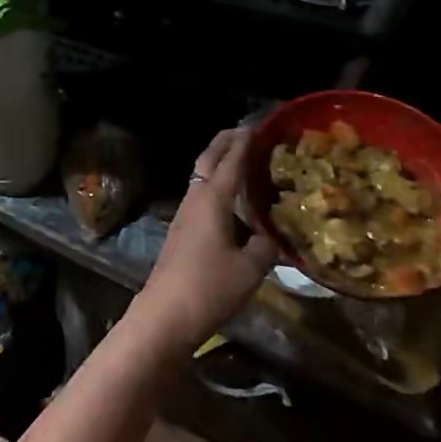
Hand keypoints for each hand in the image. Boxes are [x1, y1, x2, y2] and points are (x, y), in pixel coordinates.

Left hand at [134, 128, 278, 349]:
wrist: (164, 316)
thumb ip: (266, 245)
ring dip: (219, 162)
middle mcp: (196, 197)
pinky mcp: (181, 231)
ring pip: (202, 175)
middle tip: (248, 132)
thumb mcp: (250, 268)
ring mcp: (184, 214)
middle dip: (226, 141)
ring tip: (242, 161)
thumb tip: (276, 235)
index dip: (247, 140)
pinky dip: (215, 183)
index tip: (261, 125)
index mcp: (213, 198)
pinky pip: (200, 193)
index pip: (232, 158)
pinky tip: (230, 200)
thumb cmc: (209, 287)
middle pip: (209, 158)